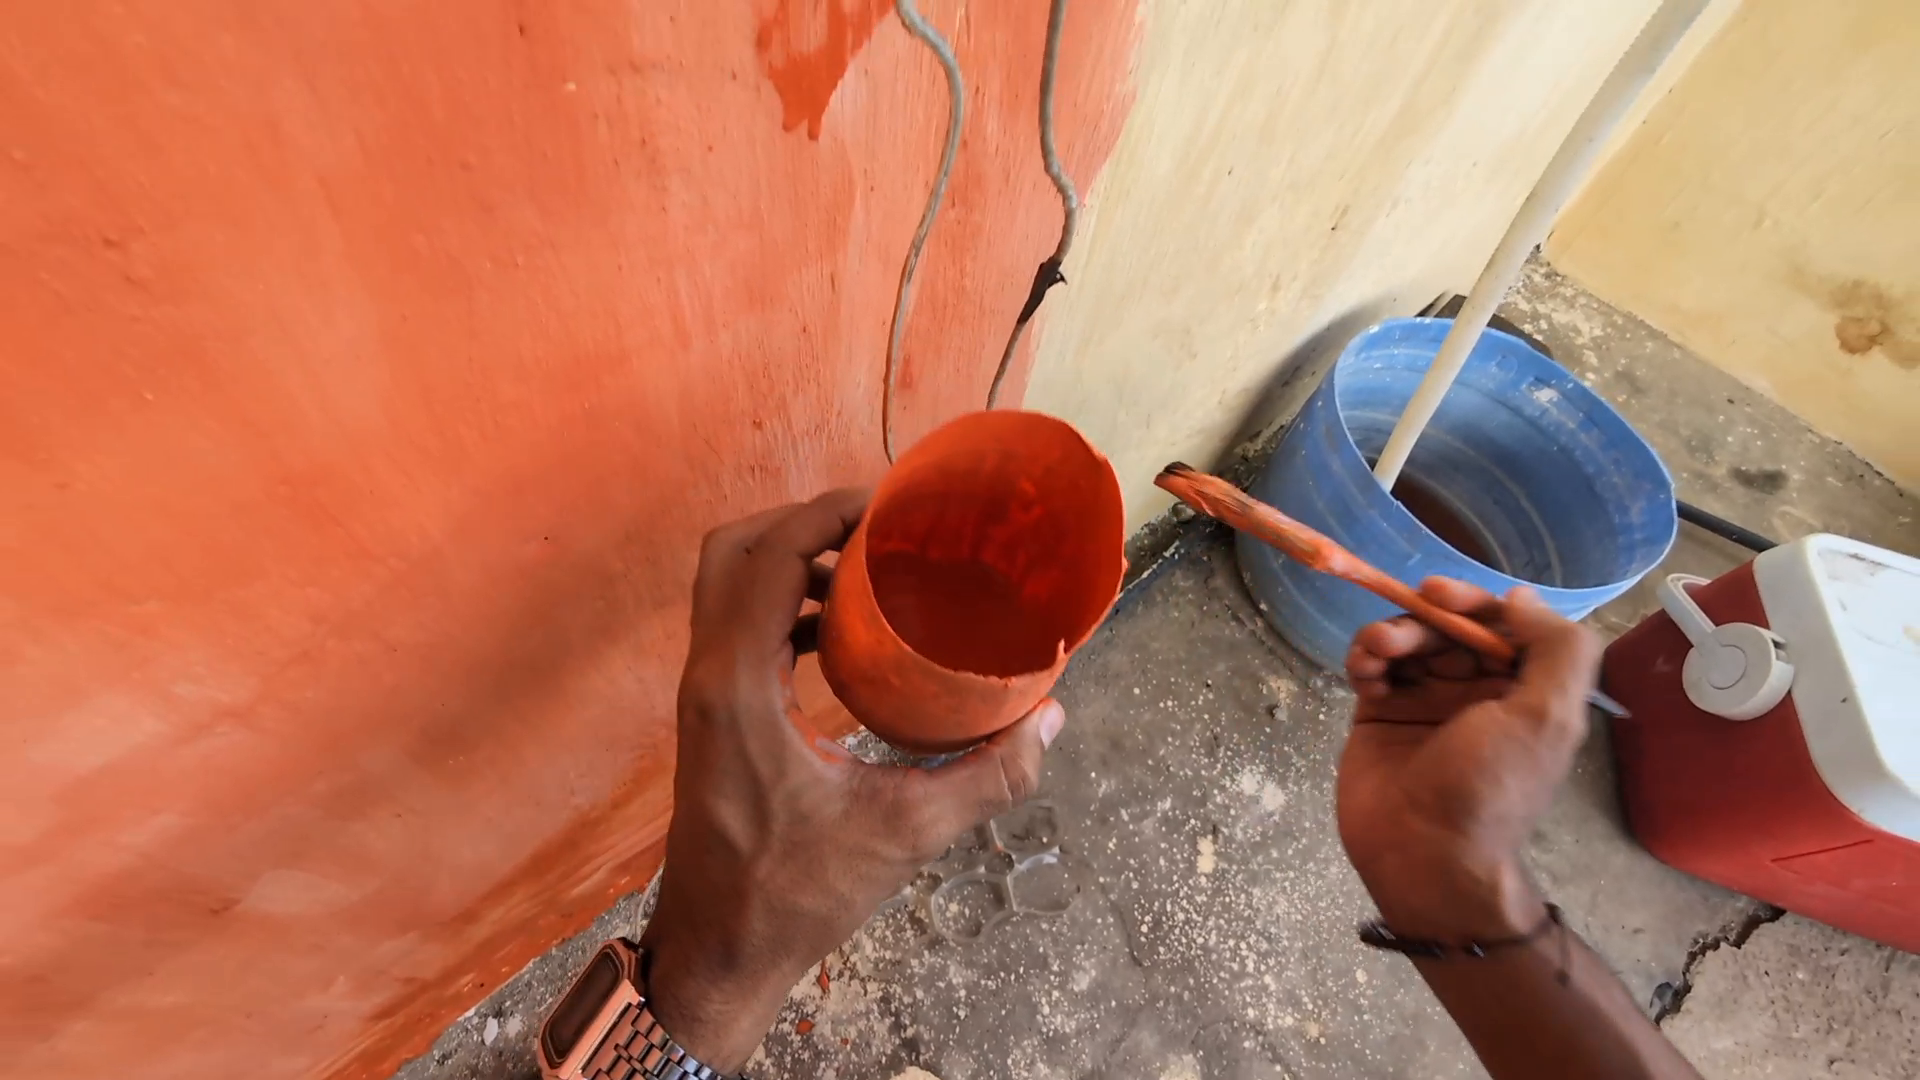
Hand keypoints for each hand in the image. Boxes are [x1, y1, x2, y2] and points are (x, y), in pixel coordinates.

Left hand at [640, 489, 1066, 1071]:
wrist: (717, 953)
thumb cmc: (798, 894)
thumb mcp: (905, 833)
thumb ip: (989, 777)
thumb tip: (1053, 718)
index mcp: (739, 687)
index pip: (767, 558)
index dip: (822, 514)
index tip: (884, 507)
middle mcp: (709, 674)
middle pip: (732, 551)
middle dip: (800, 522)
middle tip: (872, 528)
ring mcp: (703, 690)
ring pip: (729, 583)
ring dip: (791, 557)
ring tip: (865, 565)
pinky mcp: (712, 708)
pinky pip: (740, 620)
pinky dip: (785, 599)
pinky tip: (840, 627)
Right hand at [1336, 579, 1599, 939]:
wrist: (1420, 849)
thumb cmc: (1487, 786)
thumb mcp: (1544, 719)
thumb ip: (1556, 651)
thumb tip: (1523, 597)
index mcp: (1523, 690)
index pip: (1500, 624)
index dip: (1470, 601)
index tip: (1435, 594)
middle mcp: (1474, 689)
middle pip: (1446, 628)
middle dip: (1418, 623)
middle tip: (1391, 638)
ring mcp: (1423, 699)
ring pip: (1404, 642)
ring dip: (1384, 637)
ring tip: (1371, 657)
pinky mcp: (1379, 710)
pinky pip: (1371, 667)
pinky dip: (1363, 660)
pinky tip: (1360, 674)